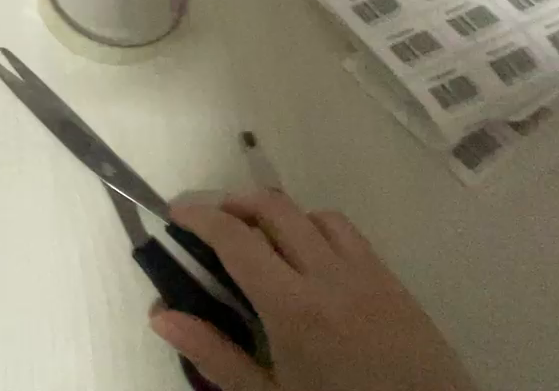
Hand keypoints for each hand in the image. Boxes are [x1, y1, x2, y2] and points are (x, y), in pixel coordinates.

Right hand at [153, 190, 476, 390]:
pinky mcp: (398, 287)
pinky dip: (319, 231)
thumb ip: (214, 354)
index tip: (174, 212)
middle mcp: (330, 277)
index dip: (198, 215)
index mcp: (293, 306)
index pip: (234, 236)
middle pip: (274, 207)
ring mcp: (370, 277)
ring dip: (281, 216)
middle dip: (235, 203)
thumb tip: (159, 316)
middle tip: (213, 222)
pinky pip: (351, 236)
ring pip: (315, 214)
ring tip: (264, 238)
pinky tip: (312, 261)